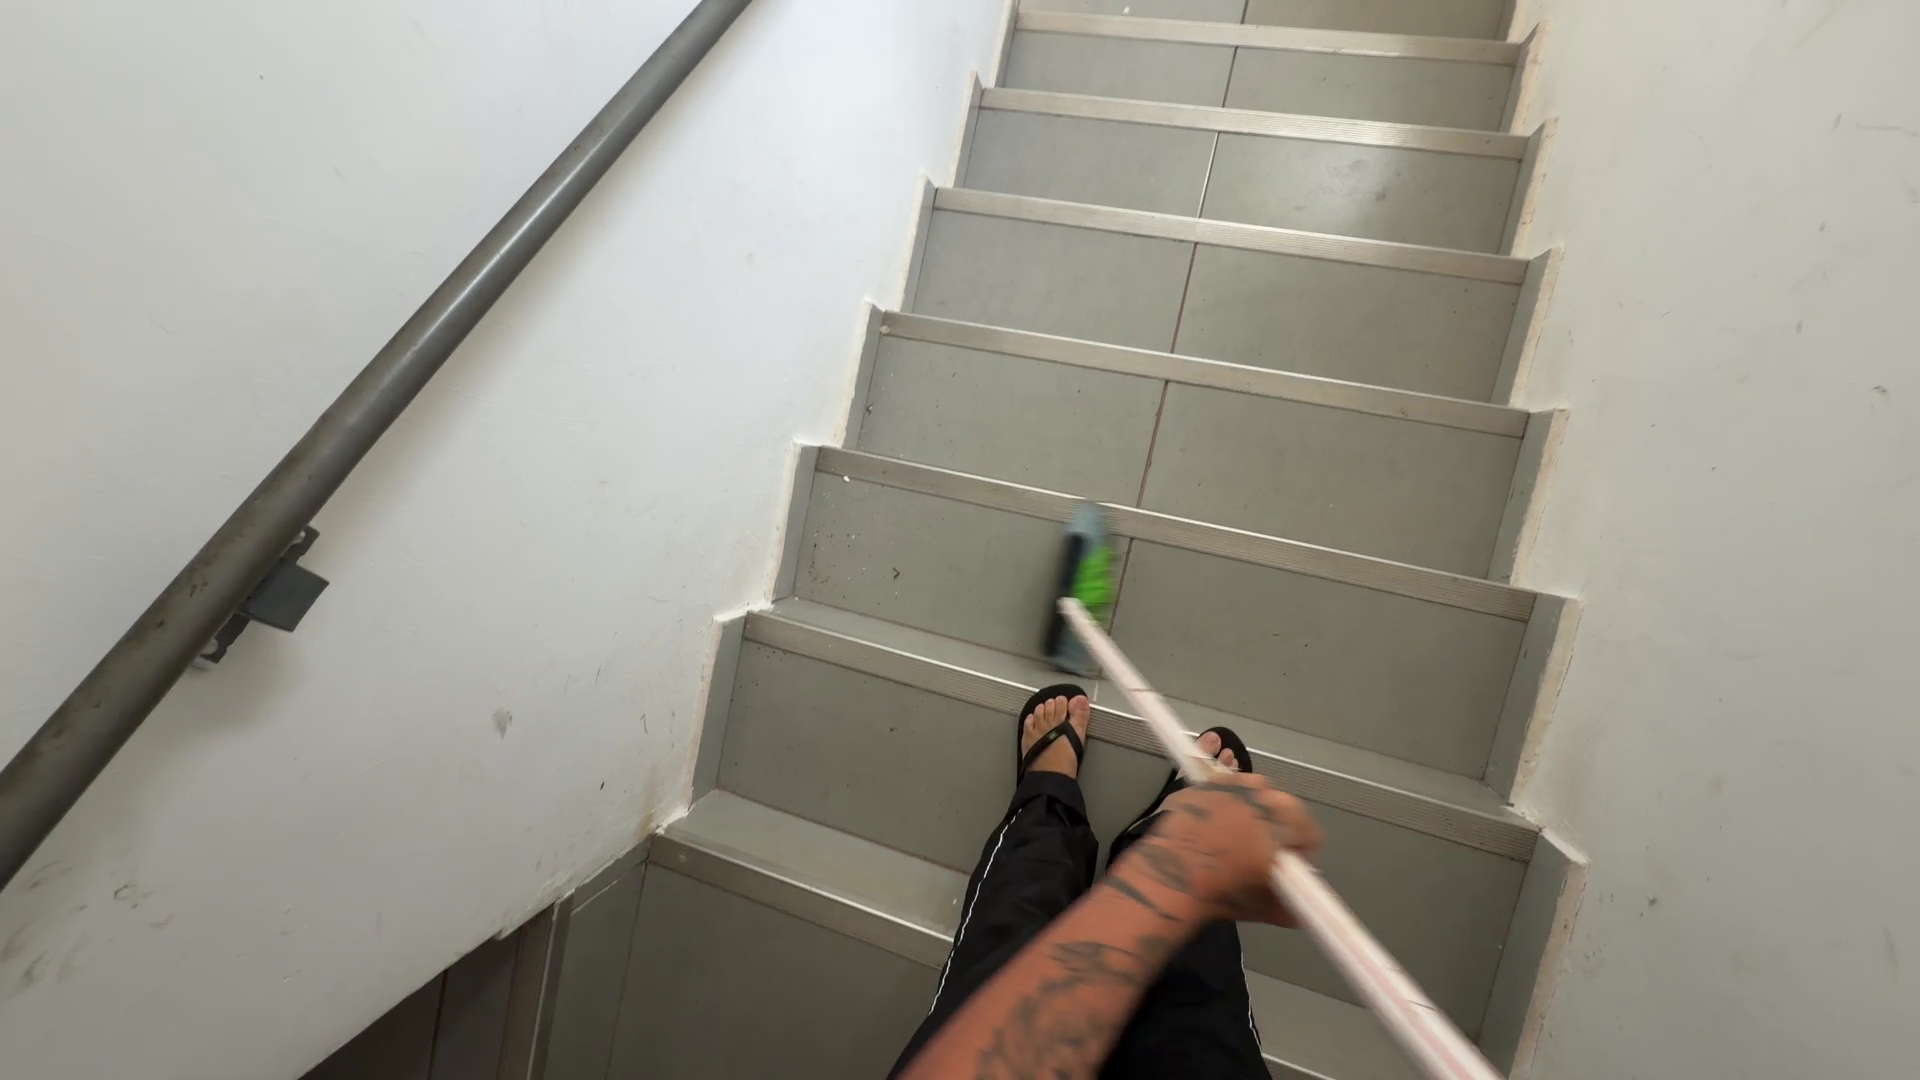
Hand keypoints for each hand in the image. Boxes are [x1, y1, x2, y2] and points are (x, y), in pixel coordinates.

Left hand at [1131, 772, 1322, 925]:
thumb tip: (1301, 907)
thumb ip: (1292, 906)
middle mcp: (1259, 796)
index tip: (1293, 861)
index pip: (1310, 829)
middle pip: (1285, 805)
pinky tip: (1217, 818)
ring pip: (1256, 788)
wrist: (1171, 874)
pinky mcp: (1202, 783)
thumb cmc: (1221, 891)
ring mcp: (1228, 785)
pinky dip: (1227, 798)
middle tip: (1268, 847)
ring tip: (1242, 829)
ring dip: (1257, 805)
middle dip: (1283, 825)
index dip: (1304, 847)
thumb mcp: (1265, 909)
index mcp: (1282, 824)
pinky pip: (1224, 784)